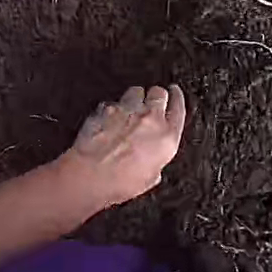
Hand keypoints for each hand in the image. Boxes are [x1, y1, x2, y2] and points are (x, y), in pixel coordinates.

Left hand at [59, 85, 187, 206]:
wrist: (93, 173)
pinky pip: (114, 101)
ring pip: (137, 91)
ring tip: (131, 108)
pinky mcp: (107, 108)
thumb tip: (151, 162)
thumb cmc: (121, 181)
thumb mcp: (149, 178)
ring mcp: (127, 110)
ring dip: (135, 97)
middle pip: (159, 93)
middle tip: (153, 101)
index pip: (178, 107)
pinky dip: (114, 107)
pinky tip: (110, 118)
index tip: (175, 92)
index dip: (177, 98)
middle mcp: (150, 118)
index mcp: (167, 137)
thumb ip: (156, 162)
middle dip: (157, 95)